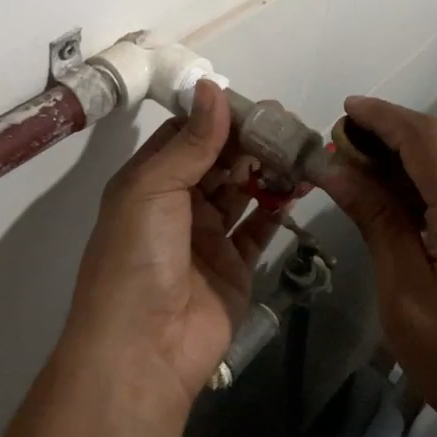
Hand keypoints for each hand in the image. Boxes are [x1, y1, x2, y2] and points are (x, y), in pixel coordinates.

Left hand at [0, 82, 282, 436]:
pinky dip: (276, 209)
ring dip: (266, 170)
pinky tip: (297, 187)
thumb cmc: (138, 256)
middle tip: (287, 123)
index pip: (186, 135)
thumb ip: (191, 141)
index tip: (255, 101)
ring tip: (299, 148)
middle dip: (249, 142)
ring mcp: (206, 237)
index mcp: (149, 181)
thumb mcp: (155, 188)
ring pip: (241, 191)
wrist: (142, 350)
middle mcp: (177, 204)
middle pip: (218, 161)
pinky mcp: (234, 268)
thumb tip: (211, 86)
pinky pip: (258, 230)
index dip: (217, 118)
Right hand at [320, 96, 436, 436]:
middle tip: (346, 162)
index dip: (384, 118)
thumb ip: (377, 222)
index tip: (345, 111)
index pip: (429, 140)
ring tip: (378, 193)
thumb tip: (336, 169)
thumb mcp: (406, 300)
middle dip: (395, 149)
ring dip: (421, 174)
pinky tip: (425, 221)